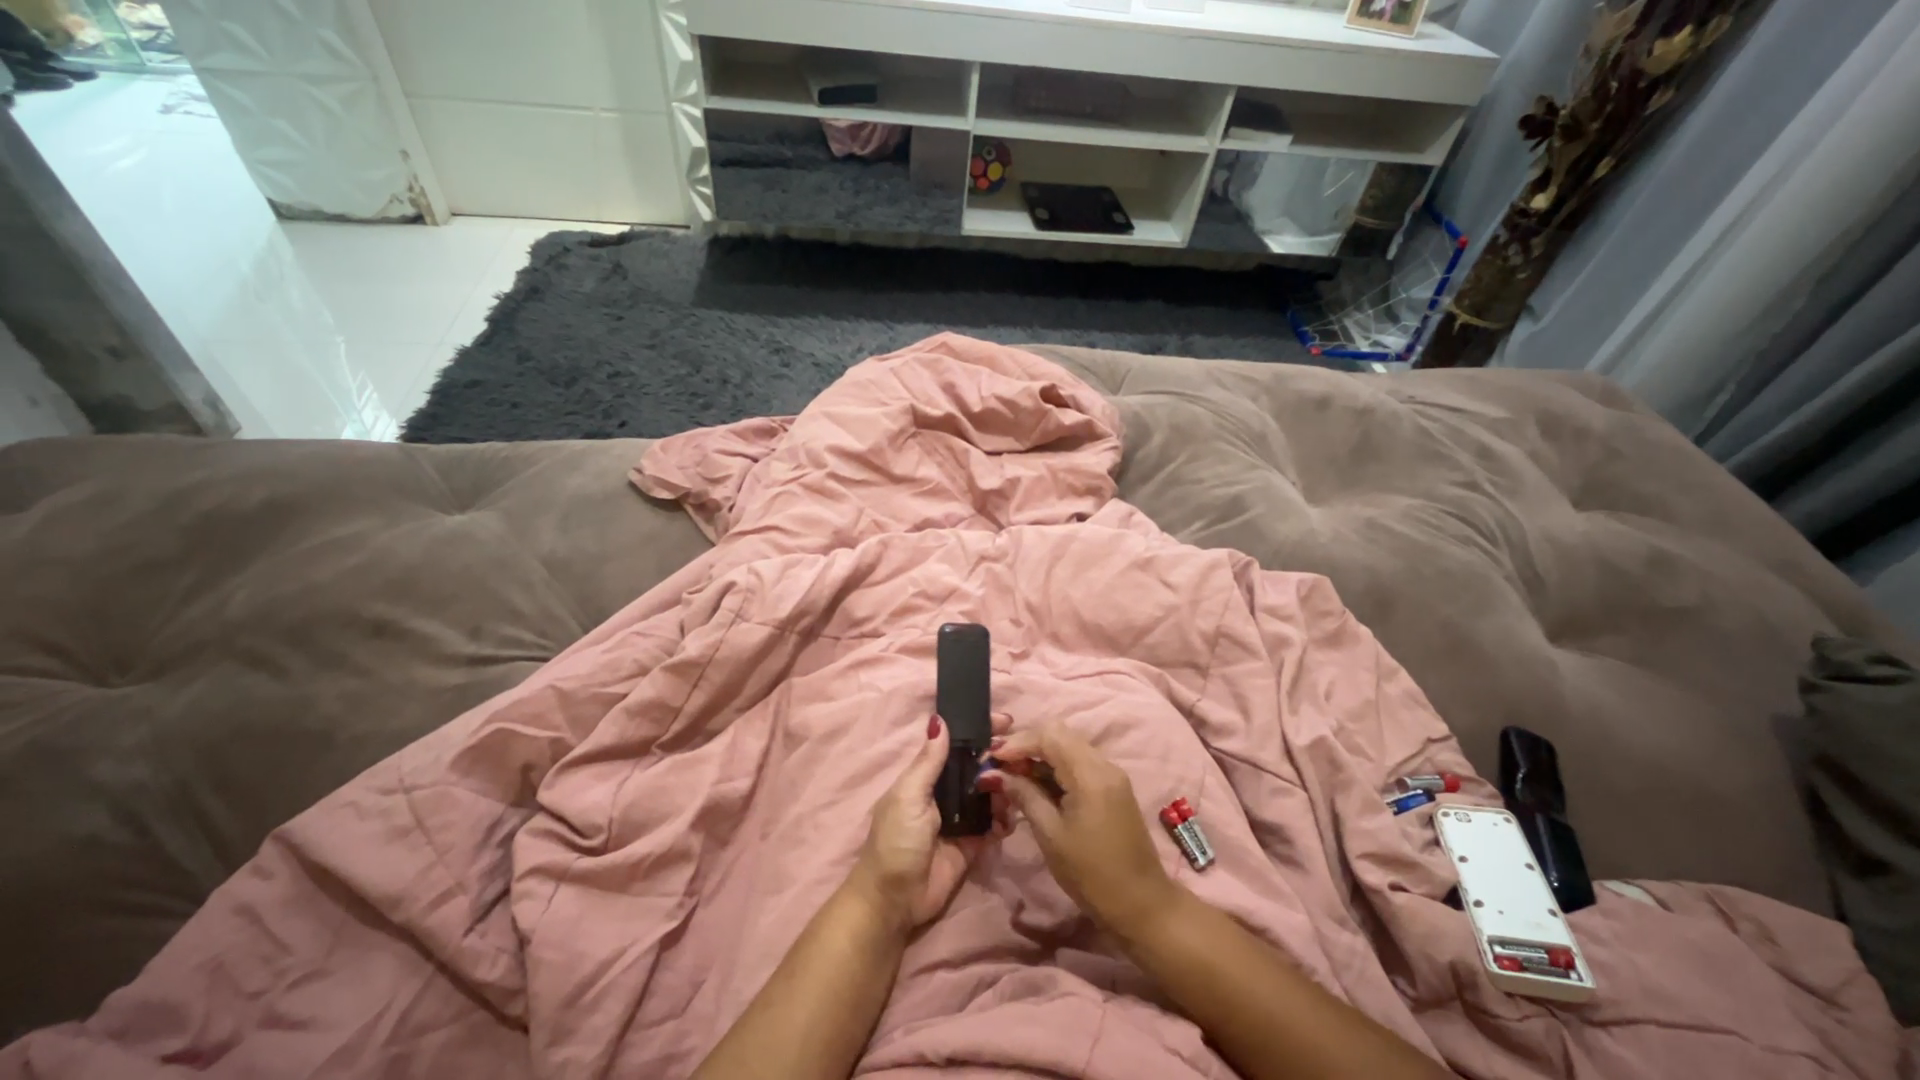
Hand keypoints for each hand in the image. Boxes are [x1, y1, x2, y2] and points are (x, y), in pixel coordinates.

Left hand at [850, 713, 1009, 930]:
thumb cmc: (896, 841)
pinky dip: (1005, 820)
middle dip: (999, 761)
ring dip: (1006, 790)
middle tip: (1020, 759)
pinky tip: (1009, 820)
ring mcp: (961, 820)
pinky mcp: (973, 844)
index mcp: (926, 778)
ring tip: (1016, 791)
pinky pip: (995, 825)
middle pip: (978, 769)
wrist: (895, 899)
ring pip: (991, 795)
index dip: (979, 733)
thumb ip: (929, 761)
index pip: (957, 747)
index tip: (1005, 721)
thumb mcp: (909, 796)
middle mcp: (946, 795)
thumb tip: (939, 719)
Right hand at [977, 725, 1177, 936]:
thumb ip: (1024, 796)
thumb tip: (996, 775)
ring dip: (1040, 758)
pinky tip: (1037, 788)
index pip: (1049, 735)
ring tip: (1012, 779)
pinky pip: (1079, 765)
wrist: (1141, 903)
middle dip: (1027, 746)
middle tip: (999, 769)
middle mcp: (1104, 765)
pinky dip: (1055, 769)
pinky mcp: (1113, 789)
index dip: (1017, 742)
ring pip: (1069, 748)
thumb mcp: (1050, 835)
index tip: (991, 760)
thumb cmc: (1091, 873)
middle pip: (1060, 736)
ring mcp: (1112, 776)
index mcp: (1090, 774)